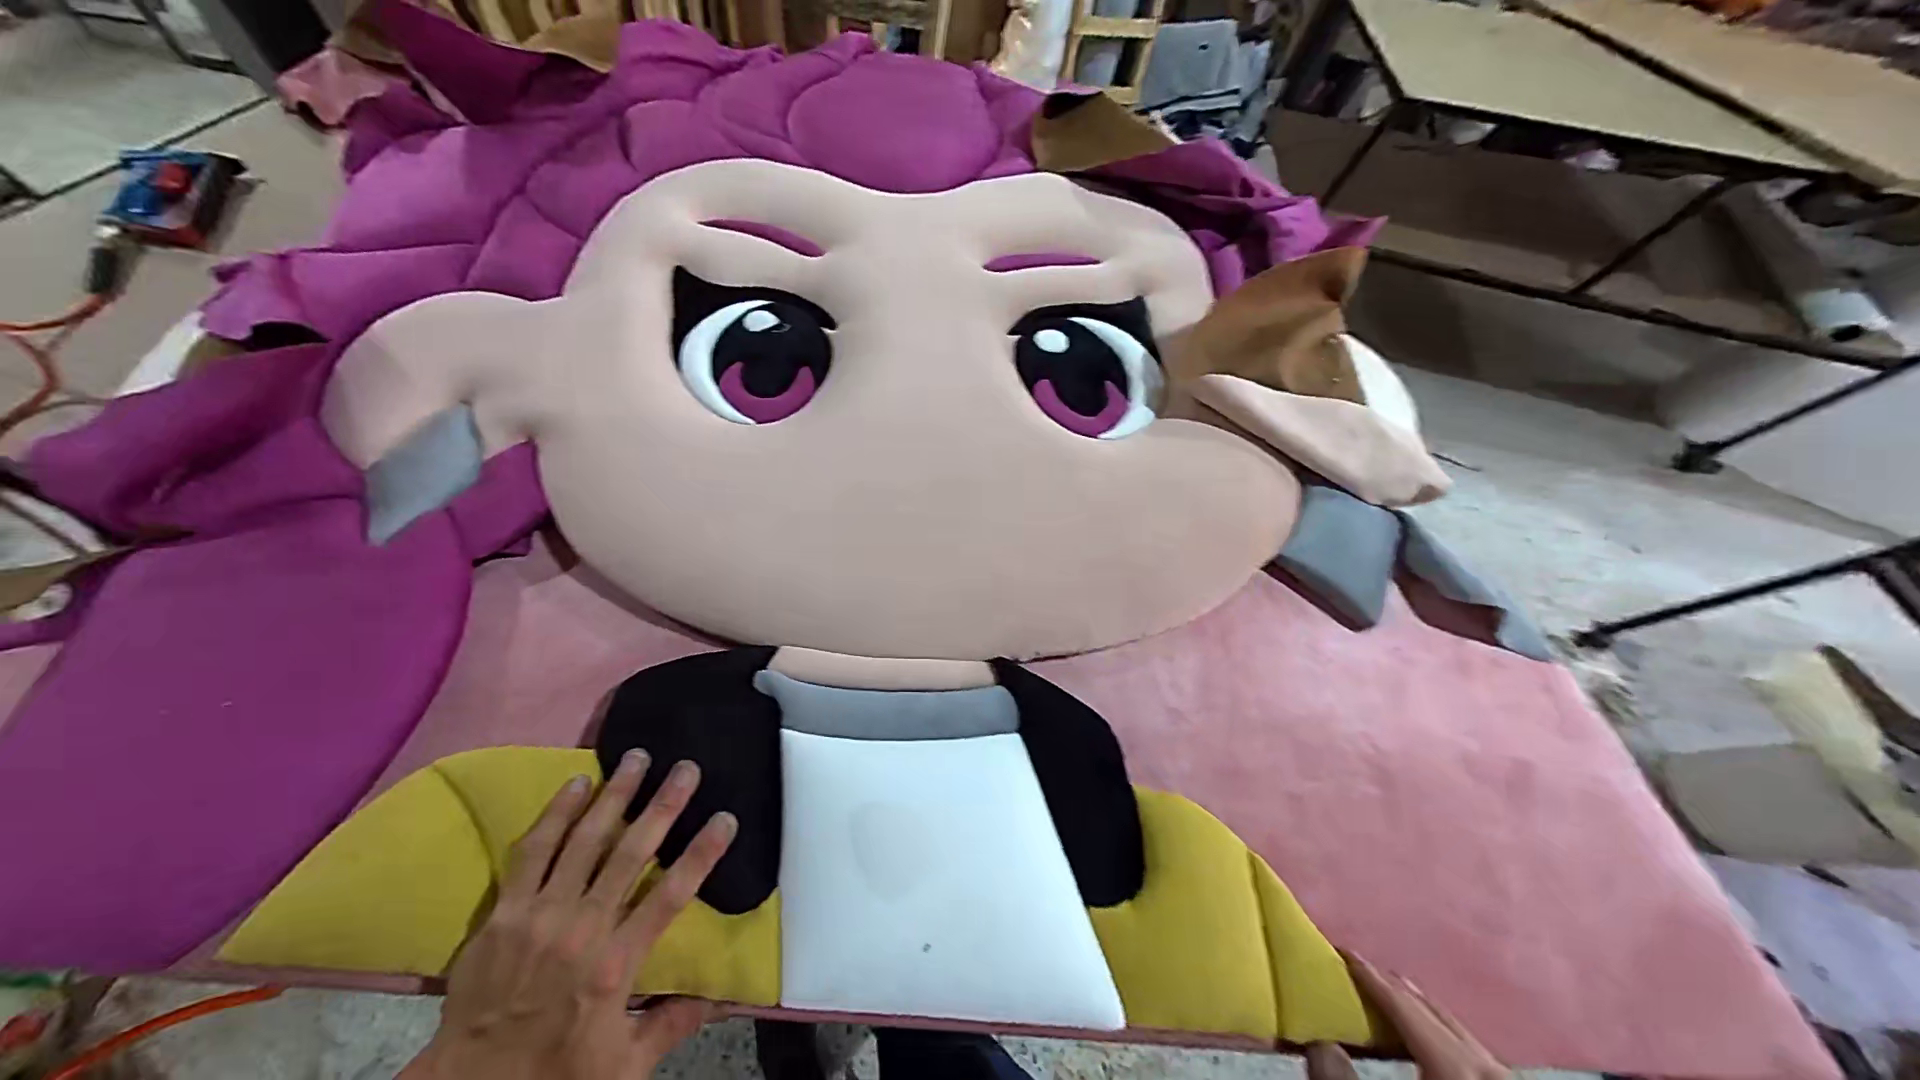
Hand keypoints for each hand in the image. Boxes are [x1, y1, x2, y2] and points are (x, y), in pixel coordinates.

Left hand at [400, 750, 737, 1079]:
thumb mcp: (624, 1065)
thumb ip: (673, 1022)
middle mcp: (582, 930)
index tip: (726, 818)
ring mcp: (539, 916)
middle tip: (687, 768)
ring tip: (638, 758)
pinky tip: (577, 783)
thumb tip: (724, 998)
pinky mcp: (503, 913)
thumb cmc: (554, 1076)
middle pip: (631, 853)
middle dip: (664, 805)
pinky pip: (532, 852)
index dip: (702, 853)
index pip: (672, 895)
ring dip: (616, 795)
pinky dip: (556, 814)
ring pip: (584, 840)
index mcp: (616, 965)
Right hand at [1306, 953, 1507, 1079]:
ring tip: (1389, 999)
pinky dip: (1444, 1038)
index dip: (1369, 977)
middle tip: (1358, 972)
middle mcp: (1490, 1071)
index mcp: (1456, 1070)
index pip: (1405, 1007)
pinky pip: (1475, 1054)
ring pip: (1460, 1032)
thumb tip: (1319, 1045)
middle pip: (1434, 1014)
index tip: (1342, 951)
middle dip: (1394, 990)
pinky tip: (1428, 1045)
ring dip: (1420, 1013)